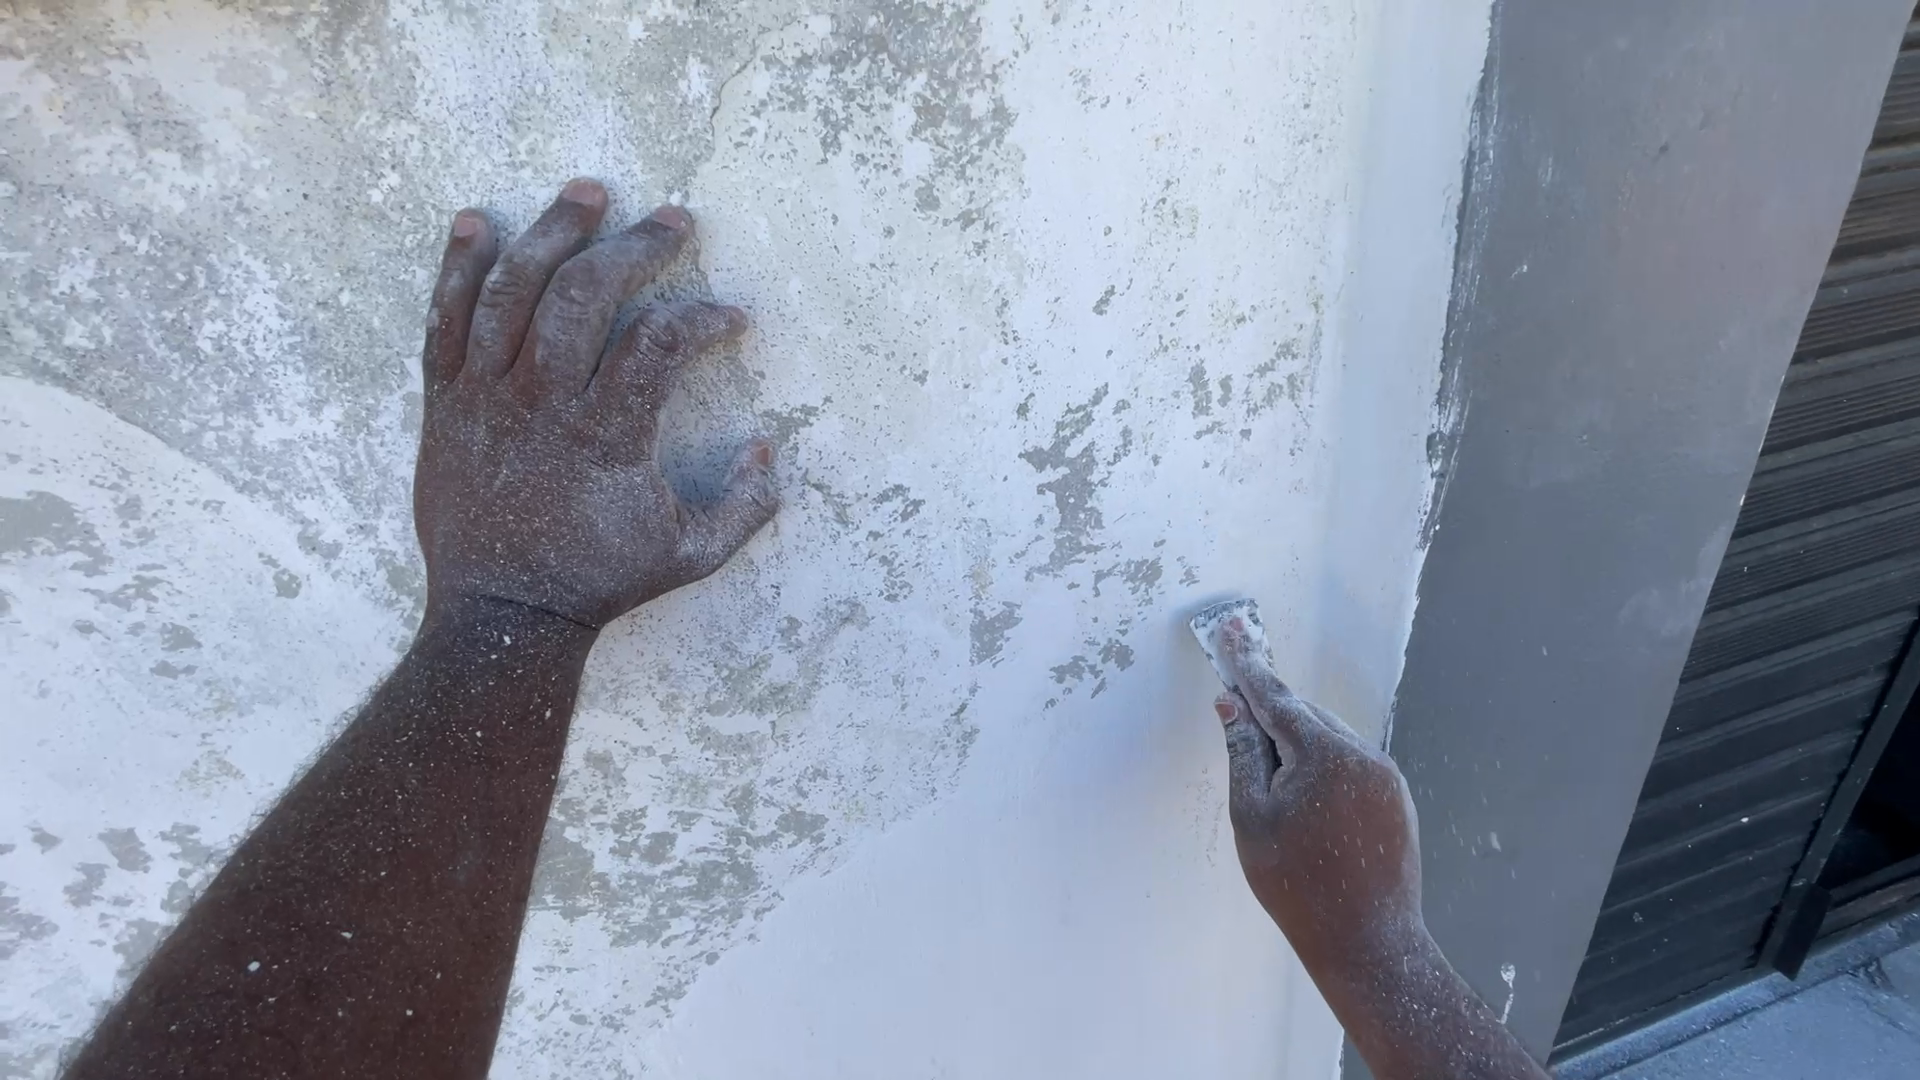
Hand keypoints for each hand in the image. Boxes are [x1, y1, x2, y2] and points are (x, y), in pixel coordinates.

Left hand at [414, 179, 776, 629]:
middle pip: (586, 296)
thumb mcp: (694, 556)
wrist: (502, 613)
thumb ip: (745, 505)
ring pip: (514, 292)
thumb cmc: (601, 580)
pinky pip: (443, 320)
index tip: (733, 318)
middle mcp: (543, 404)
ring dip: (554, 233)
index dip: (704, 320)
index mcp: (608, 438)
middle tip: (673, 218)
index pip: (659, 346)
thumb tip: (767, 449)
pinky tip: (477, 223)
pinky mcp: (446, 402)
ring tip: (589, 193)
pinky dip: (457, 267)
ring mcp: (486, 397)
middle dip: (637, 248)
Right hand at [1213, 618, 1424, 981]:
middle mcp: (1362, 754)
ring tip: (1276, 791)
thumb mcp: (1251, 813)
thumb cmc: (1296, 882)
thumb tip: (1231, 704)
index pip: (1276, 696)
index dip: (1248, 663)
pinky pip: (1348, 760)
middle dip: (1269, 716)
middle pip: (1303, 716)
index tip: (1233, 630)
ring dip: (1295, 744)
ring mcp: (1385, 776)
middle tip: (1239, 727)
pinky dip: (1319, 762)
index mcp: (1324, 754)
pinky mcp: (1396, 797)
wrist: (1369, 945)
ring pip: (1327, 737)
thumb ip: (1243, 750)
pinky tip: (1305, 799)